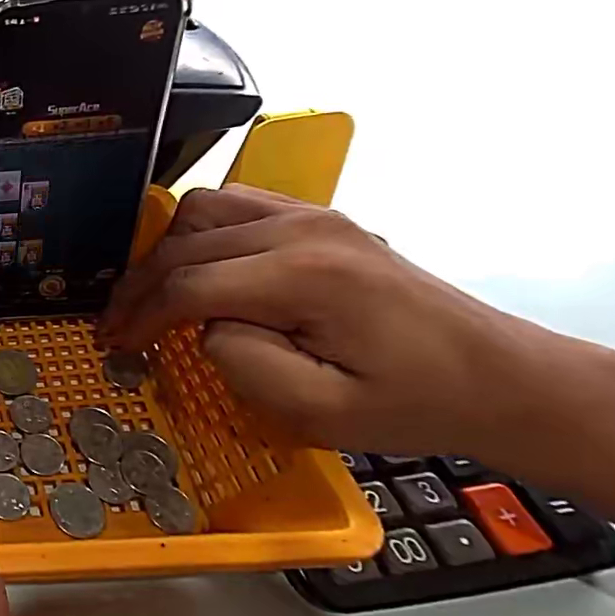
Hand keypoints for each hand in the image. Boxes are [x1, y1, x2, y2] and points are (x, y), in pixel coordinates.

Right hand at [99, 184, 558, 458]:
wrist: (498, 376)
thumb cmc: (414, 403)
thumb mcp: (321, 412)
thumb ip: (242, 364)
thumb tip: (203, 327)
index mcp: (305, 276)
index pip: (189, 284)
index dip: (140, 315)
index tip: (116, 343)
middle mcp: (303, 229)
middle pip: (185, 243)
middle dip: (139, 286)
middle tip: (118, 322)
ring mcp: (313, 215)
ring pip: (201, 209)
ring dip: (164, 250)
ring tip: (151, 292)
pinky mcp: (318, 217)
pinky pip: (233, 203)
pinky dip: (196, 230)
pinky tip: (192, 261)